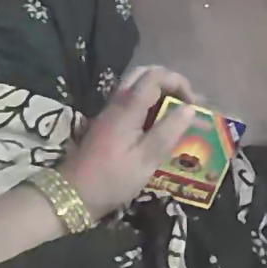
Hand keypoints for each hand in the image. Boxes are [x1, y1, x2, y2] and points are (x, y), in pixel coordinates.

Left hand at [59, 66, 197, 218]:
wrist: (73, 194)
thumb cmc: (112, 180)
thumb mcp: (145, 160)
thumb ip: (168, 132)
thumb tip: (190, 109)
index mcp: (128, 108)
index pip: (155, 76)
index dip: (178, 83)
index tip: (194, 104)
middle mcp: (117, 102)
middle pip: (143, 74)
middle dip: (168, 82)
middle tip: (185, 102)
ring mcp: (109, 111)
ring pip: (135, 85)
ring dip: (158, 91)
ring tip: (175, 113)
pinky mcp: (107, 122)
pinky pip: (130, 100)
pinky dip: (148, 102)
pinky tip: (158, 123)